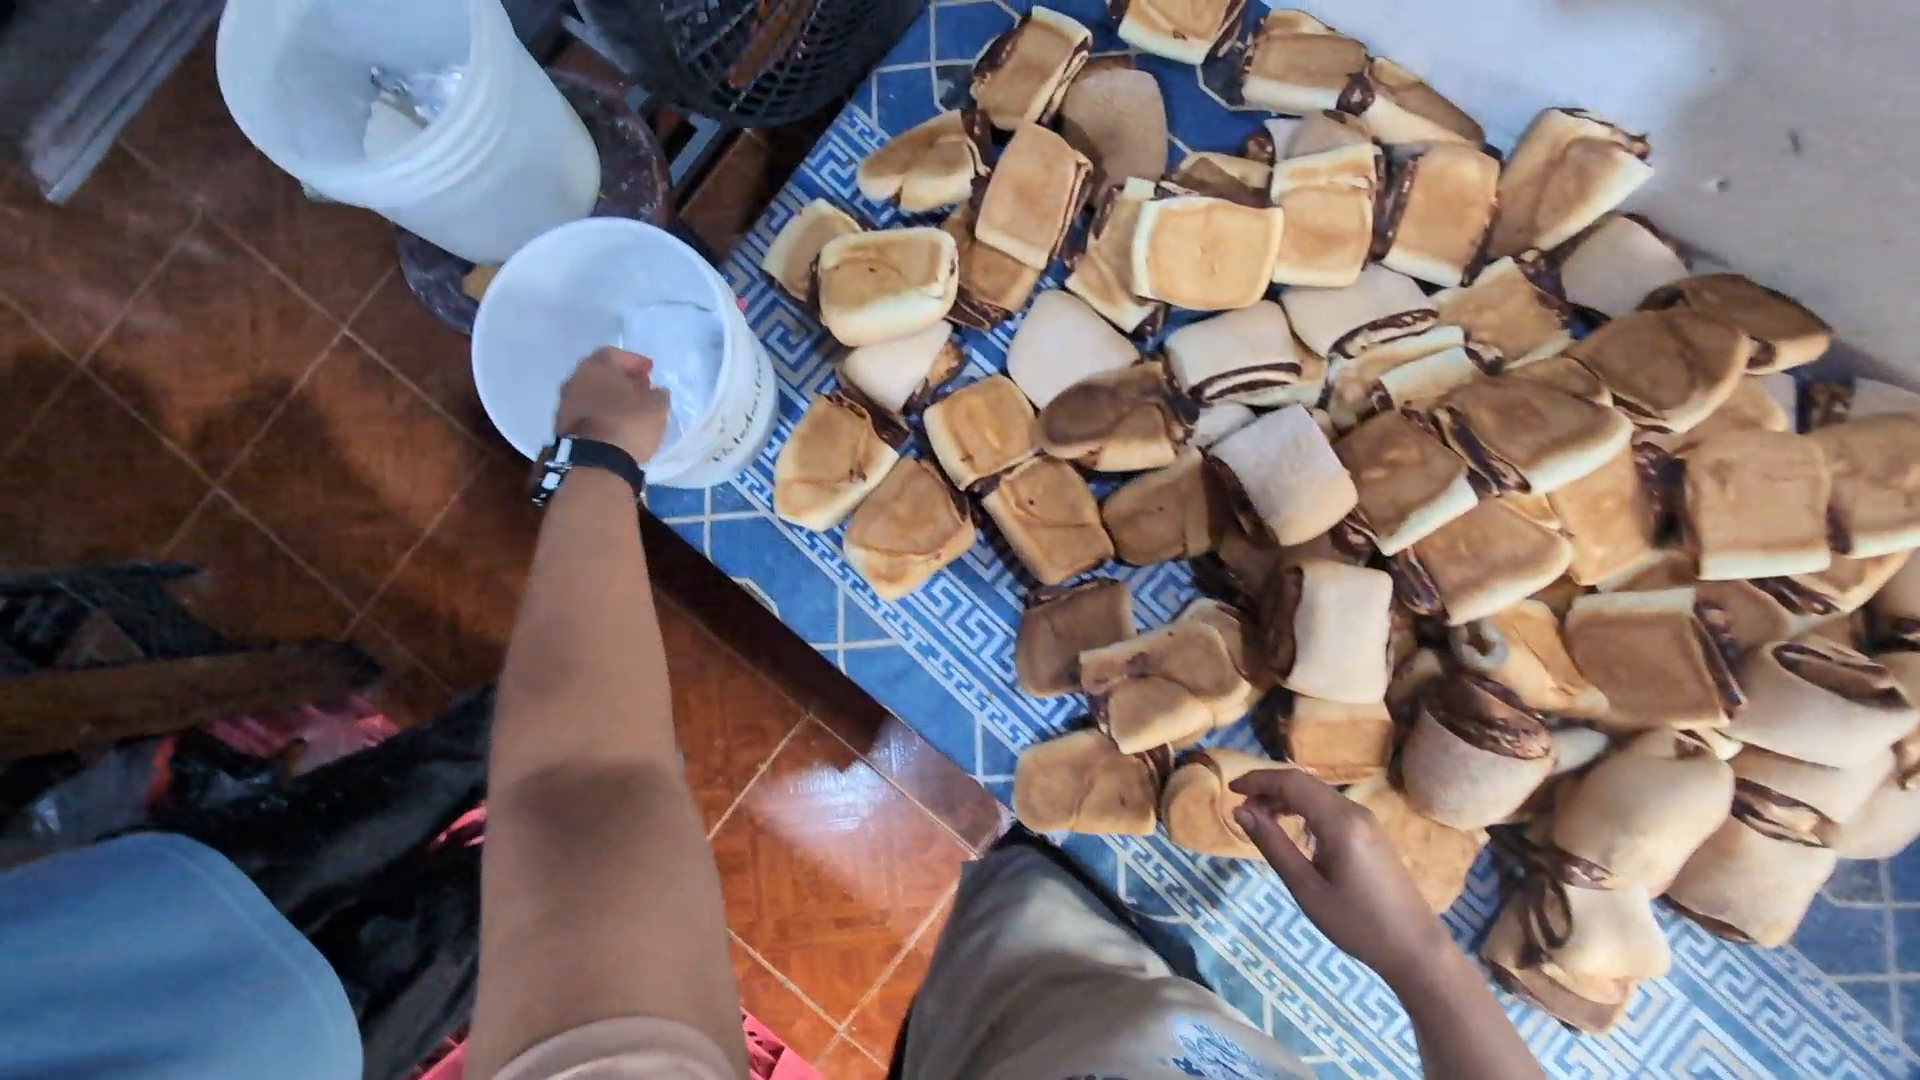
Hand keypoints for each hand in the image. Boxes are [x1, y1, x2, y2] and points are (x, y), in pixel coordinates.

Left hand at [556, 347, 670, 463]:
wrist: (594, 461)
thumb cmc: (629, 424)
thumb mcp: (657, 407)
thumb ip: (658, 394)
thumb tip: (655, 390)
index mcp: (598, 366)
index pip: (616, 354)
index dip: (635, 360)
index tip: (650, 370)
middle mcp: (576, 378)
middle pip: (600, 371)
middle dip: (620, 377)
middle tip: (639, 386)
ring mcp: (565, 401)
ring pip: (590, 390)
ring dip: (608, 395)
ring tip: (628, 407)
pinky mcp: (562, 424)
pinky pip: (585, 409)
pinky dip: (599, 411)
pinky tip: (613, 421)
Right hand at [1230, 770, 1452, 986]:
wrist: (1416, 949)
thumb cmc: (1357, 923)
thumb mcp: (1306, 888)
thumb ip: (1272, 844)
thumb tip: (1240, 811)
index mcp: (1339, 822)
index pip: (1291, 783)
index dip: (1258, 780)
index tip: (1231, 791)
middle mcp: (1354, 811)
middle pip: (1303, 782)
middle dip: (1268, 787)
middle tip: (1242, 808)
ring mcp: (1366, 820)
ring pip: (1316, 792)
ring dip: (1285, 797)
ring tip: (1261, 817)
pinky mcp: (1370, 832)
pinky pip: (1329, 806)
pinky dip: (1303, 807)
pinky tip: (1291, 826)